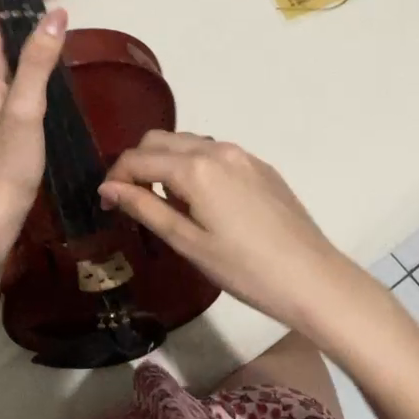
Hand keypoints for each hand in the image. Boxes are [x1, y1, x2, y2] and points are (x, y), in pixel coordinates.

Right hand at [97, 131, 353, 329]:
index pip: (138, 159)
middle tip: (130, 200)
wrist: (312, 279)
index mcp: (195, 168)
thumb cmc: (244, 269)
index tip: (106, 204)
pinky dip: (194, 167)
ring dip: (166, 163)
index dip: (115, 178)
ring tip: (165, 204)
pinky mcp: (260, 167)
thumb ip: (146, 208)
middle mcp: (217, 150)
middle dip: (137, 163)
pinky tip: (200, 203)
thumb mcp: (187, 243)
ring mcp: (243, 156)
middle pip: (160, 140)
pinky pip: (214, 154)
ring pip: (188, 143)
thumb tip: (109, 188)